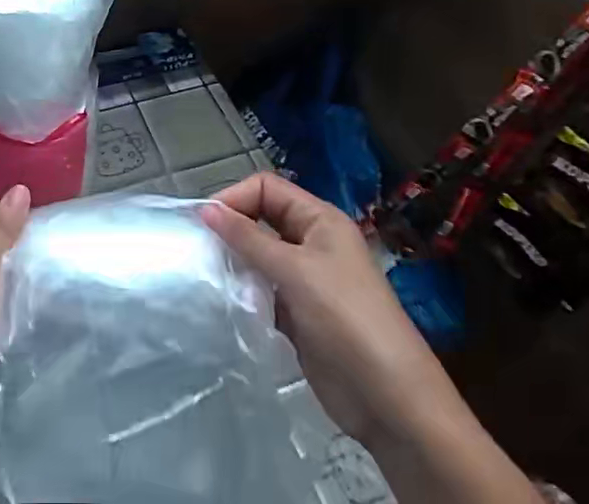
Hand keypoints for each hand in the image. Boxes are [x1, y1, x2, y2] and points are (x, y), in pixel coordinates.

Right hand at [204, 175, 544, 503]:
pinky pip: (262, 288)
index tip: (203, 222)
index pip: (267, 188)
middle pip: (261, 218)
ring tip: (208, 274)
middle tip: (199, 248)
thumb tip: (205, 209)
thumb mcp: (295, 271)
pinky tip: (226, 301)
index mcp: (320, 220)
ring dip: (235, 261)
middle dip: (231, 228)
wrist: (390, 399)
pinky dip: (244, 291)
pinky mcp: (297, 312)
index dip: (235, 197)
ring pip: (259, 255)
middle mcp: (312, 242)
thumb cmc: (346, 320)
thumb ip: (248, 239)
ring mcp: (305, 279)